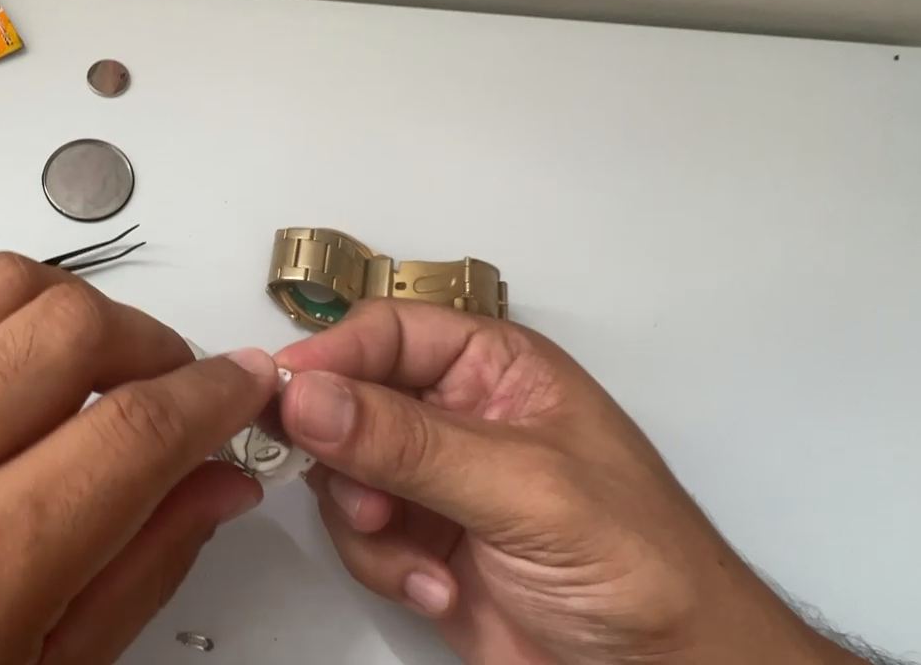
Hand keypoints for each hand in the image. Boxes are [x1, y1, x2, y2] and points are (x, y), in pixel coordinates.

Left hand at [0, 253, 278, 663]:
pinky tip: (30, 379)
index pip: (127, 434)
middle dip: (154, 343)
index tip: (244, 386)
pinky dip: (15, 325)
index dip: (211, 399)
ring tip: (109, 368)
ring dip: (84, 312)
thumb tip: (216, 480)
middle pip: (68, 328)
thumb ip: (139, 570)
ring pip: (4, 287)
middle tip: (179, 387)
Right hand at [275, 301, 856, 664]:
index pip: (387, 331)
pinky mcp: (416, 535)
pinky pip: (354, 528)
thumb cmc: (635, 566)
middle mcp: (451, 408)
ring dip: (362, 515)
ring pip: (340, 465)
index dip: (333, 355)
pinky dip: (380, 561)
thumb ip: (408, 442)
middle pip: (349, 395)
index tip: (284, 393)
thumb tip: (305, 395)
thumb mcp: (522, 490)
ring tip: (411, 551)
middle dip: (344, 450)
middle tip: (357, 494)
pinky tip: (436, 588)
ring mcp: (430, 475)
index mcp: (490, 364)